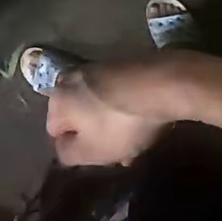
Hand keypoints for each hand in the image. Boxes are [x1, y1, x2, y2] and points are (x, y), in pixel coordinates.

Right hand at [45, 62, 173, 166]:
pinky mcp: (129, 61)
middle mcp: (74, 76)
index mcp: (58, 97)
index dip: (77, 150)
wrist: (165, 83)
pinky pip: (123, 92)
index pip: (55, 132)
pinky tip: (151, 119)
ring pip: (104, 105)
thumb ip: (68, 153)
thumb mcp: (91, 151)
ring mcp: (103, 65)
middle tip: (124, 152)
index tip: (101, 159)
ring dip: (119, 124)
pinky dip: (133, 106)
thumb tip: (64, 146)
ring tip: (142, 139)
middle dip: (102, 136)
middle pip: (83, 116)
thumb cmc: (122, 123)